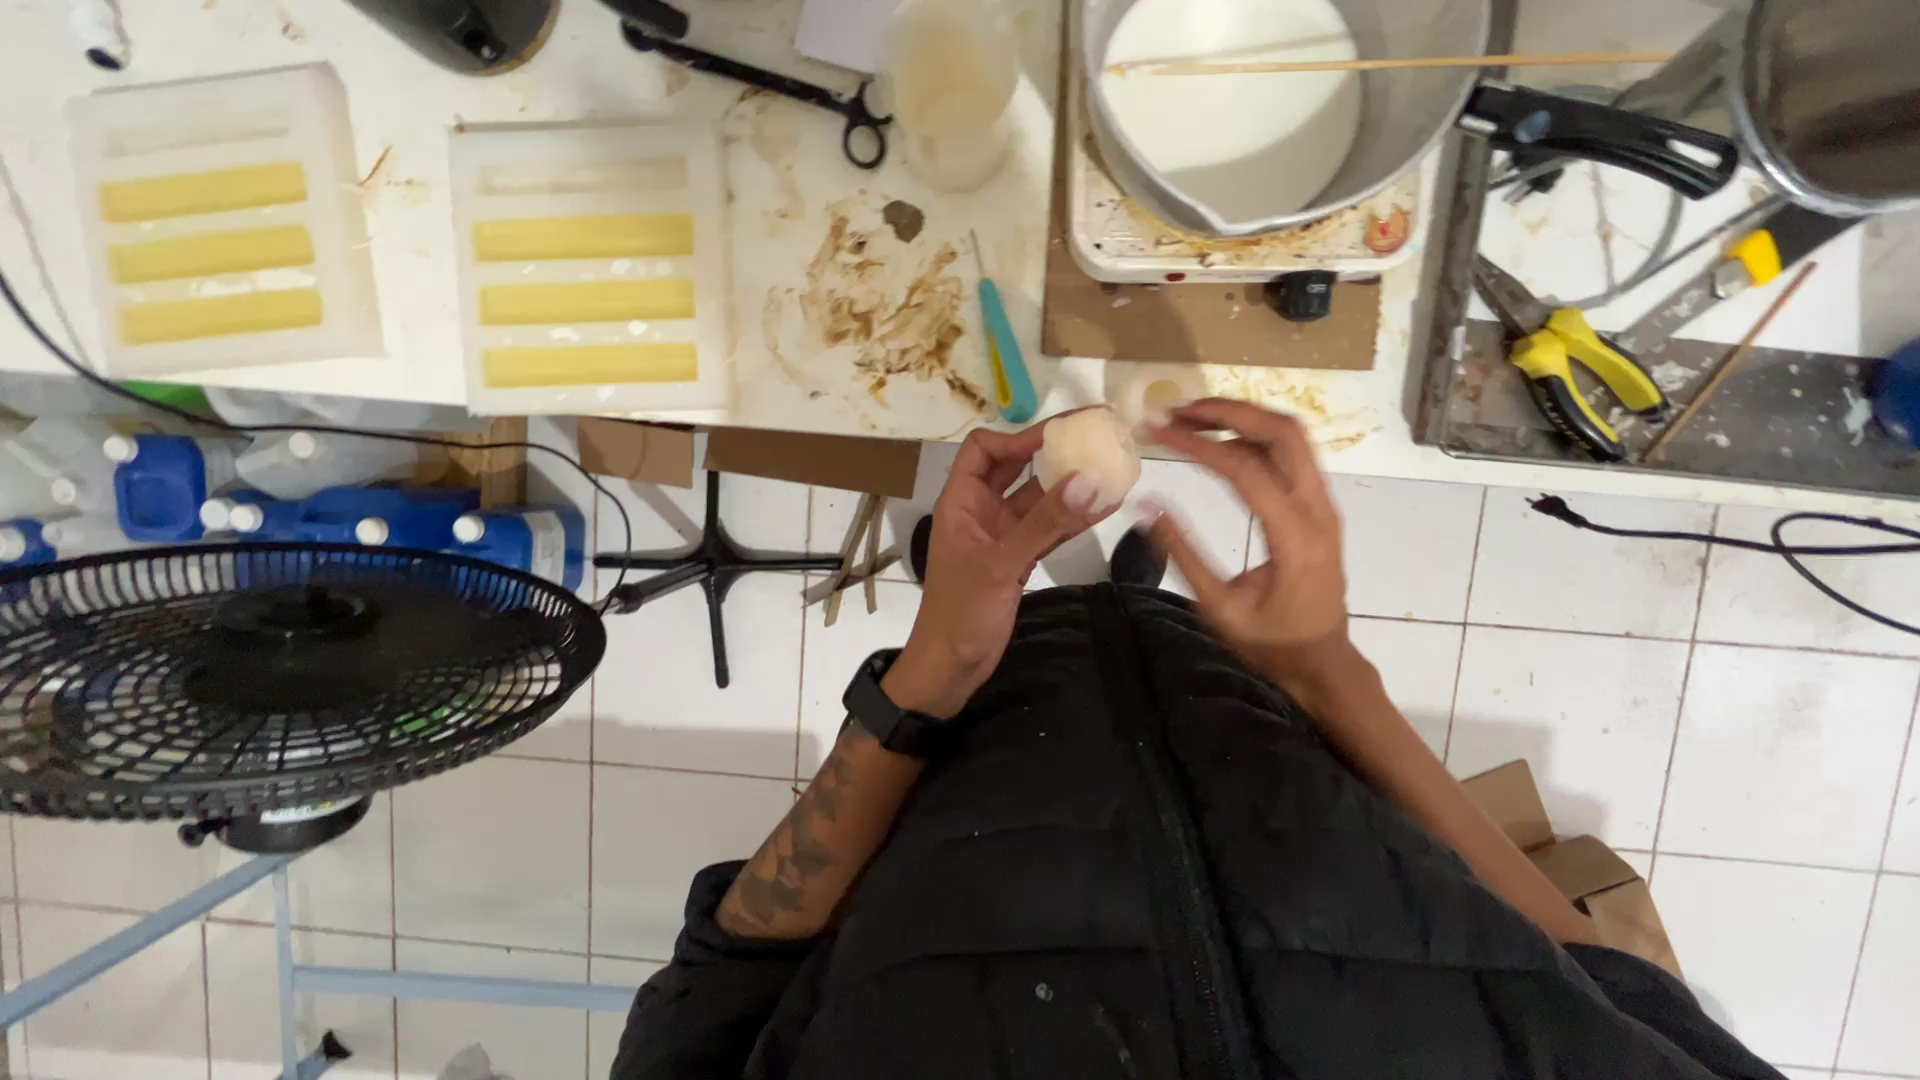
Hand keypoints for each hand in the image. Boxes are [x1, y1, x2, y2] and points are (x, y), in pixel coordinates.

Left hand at [887, 423, 1111, 718]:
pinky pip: (1048, 529)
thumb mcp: (1001, 565)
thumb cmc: (960, 614)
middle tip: (1096, 433)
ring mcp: (1001, 536)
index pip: (983, 450)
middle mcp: (980, 511)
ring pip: (1038, 499)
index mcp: (960, 502)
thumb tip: (1088, 479)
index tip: (1060, 434)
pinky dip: (1073, 518)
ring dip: (1069, 485)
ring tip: (1111, 466)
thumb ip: (1045, 523)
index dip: (1017, 437)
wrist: (950, 669)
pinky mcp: (1018, 560)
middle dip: (1052, 450)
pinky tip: (1106, 505)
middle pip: (1016, 467)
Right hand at [1141, 399, 1351, 687]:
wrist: (1324, 661)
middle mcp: (1318, 509)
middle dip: (1227, 410)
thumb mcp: (1219, 609)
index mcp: (1295, 537)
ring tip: (1191, 416)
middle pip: (1282, 431)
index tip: (1156, 430)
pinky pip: (1292, 452)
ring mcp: (1324, 503)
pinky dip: (1254, 435)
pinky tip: (1217, 441)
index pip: (1245, 468)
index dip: (1197, 444)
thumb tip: (1147, 505)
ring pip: (1291, 434)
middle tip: (1176, 409)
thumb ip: (1184, 555)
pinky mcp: (1319, 504)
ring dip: (1242, 416)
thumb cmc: (1271, 643)